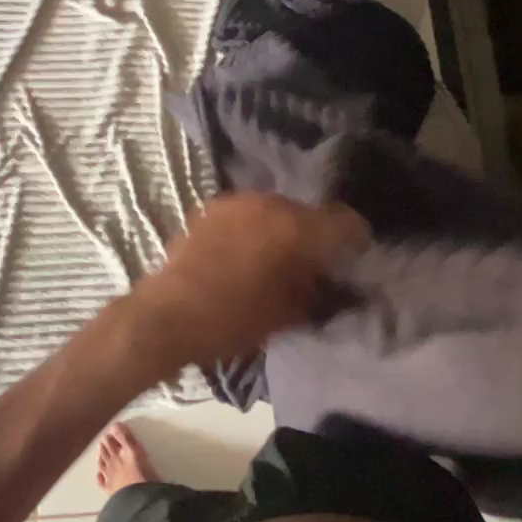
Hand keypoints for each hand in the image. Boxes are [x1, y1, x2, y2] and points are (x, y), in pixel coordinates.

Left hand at [118, 193, 369, 376]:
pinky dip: (255, 228)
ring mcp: (238, 201)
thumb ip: (317, 290)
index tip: (356, 257)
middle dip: (316, 235)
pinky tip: (248, 251)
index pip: (345, 221)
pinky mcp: (212, 207)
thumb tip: (334, 281)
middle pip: (309, 213)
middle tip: (315, 262)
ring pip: (277, 210)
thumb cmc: (232, 321)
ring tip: (279, 257)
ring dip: (284, 229)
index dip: (355, 239)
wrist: (166, 317)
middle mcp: (271, 203)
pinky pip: (248, 213)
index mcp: (296, 227)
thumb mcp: (287, 314)